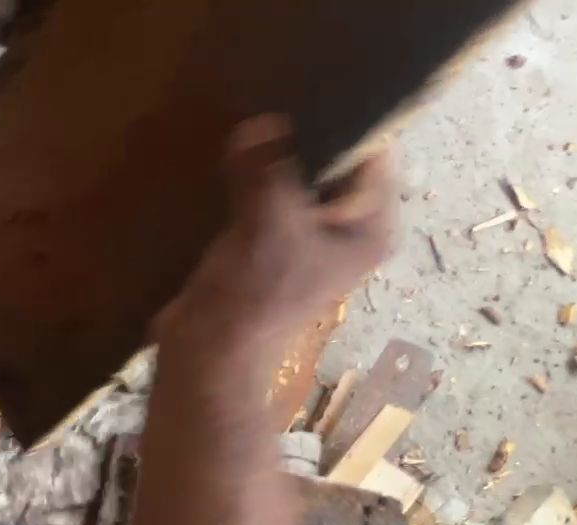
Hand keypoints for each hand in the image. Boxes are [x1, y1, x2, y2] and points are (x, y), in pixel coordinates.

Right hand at [154, 115, 393, 372]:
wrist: (204, 358)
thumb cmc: (250, 297)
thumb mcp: (265, 225)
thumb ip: (265, 172)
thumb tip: (258, 124)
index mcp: (371, 227)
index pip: (371, 157)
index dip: (338, 131)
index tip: (295, 113)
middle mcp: (344, 237)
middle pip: (326, 176)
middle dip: (291, 157)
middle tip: (256, 133)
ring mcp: (300, 254)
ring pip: (287, 198)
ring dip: (260, 183)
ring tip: (234, 160)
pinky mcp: (259, 266)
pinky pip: (257, 221)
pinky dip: (240, 208)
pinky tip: (218, 196)